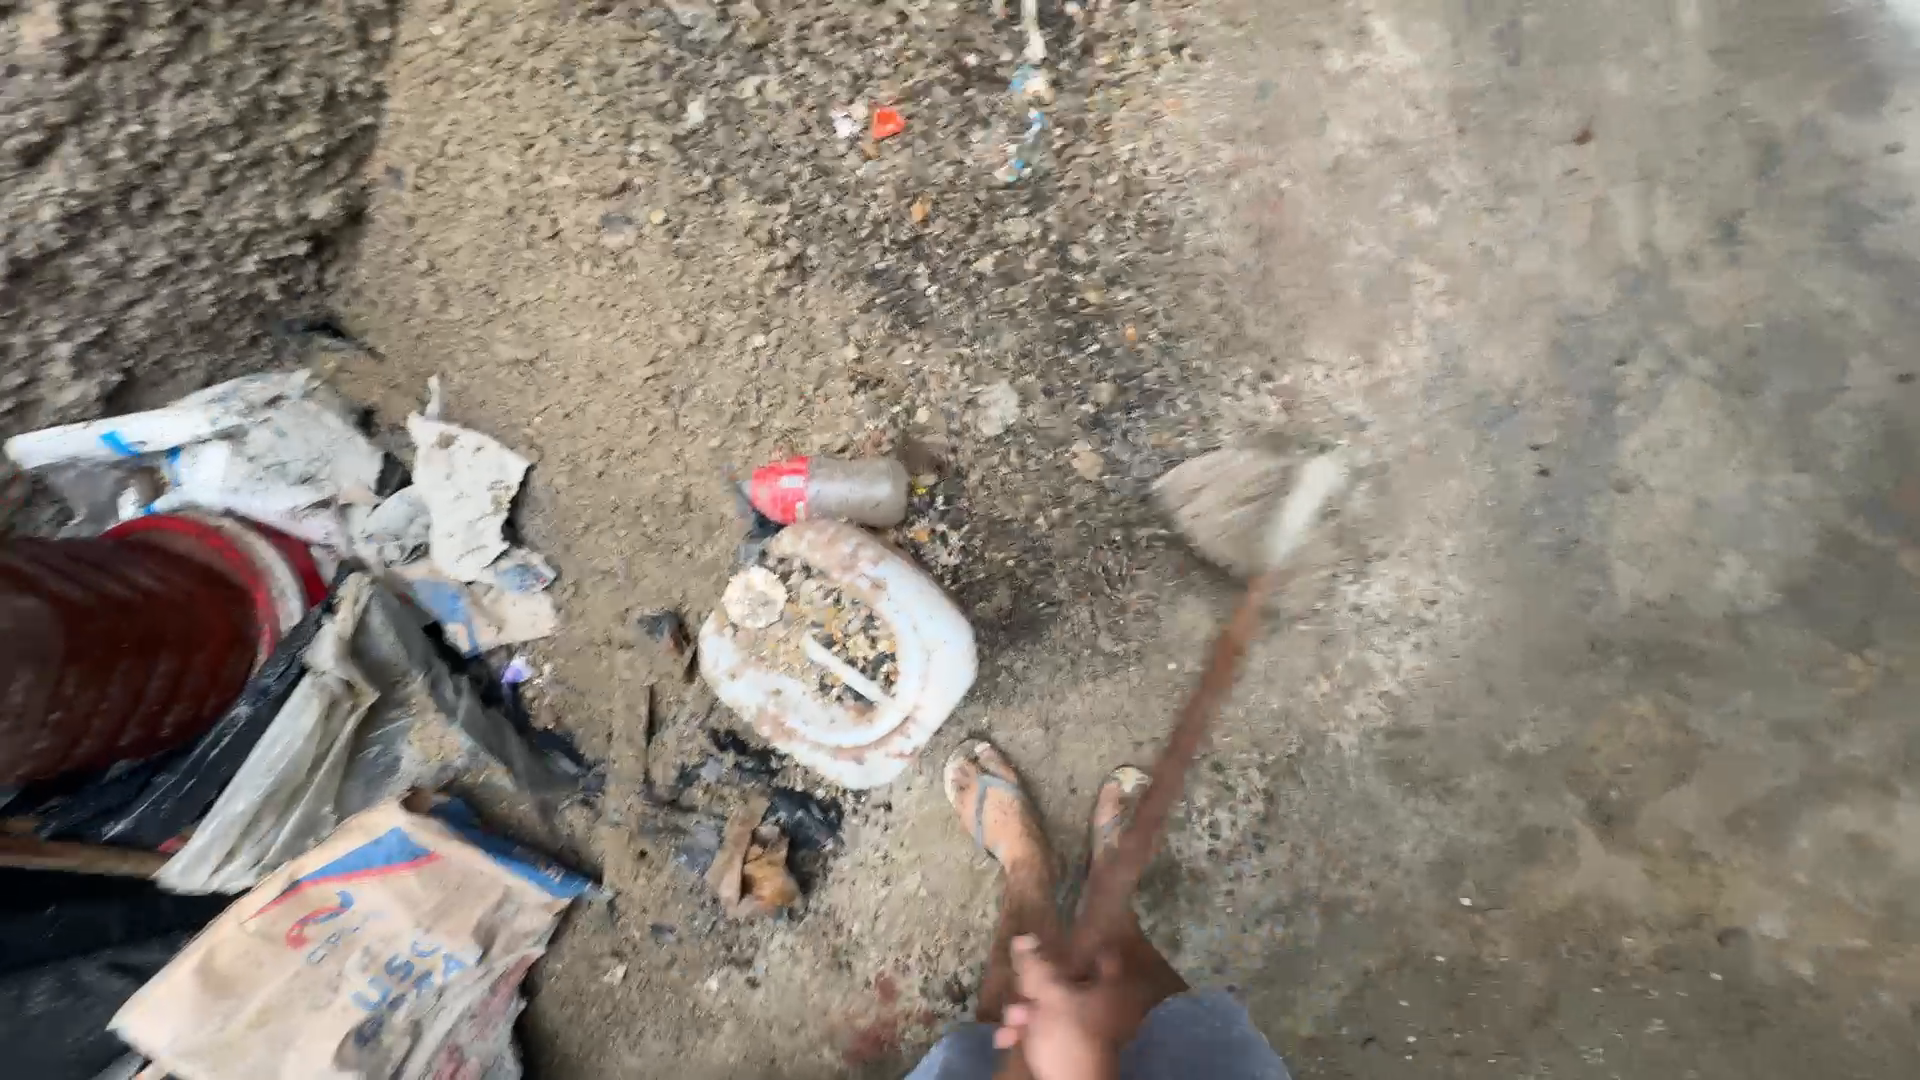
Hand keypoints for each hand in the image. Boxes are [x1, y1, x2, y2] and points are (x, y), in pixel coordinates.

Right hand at [992, 936, 1152, 1079]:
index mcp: (1104, 989)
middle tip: (1019, 985)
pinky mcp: (1066, 1053)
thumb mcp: (1051, 996)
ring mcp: (1082, 1032)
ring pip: (1050, 1008)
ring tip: (1011, 1020)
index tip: (1060, 939)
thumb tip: (1022, 938)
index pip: (1103, 958)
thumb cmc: (1069, 1036)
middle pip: (1066, 982)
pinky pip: (1044, 1032)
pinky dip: (1025, 1032)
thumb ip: (1035, 966)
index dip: (1084, 945)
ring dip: (1024, 1011)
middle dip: (1035, 984)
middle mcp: (1097, 1008)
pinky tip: (1007, 1038)